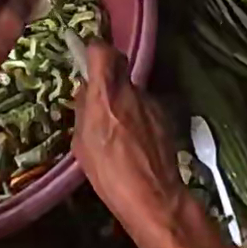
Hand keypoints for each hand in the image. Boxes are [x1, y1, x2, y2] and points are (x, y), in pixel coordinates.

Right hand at [75, 42, 204, 247]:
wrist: (153, 197)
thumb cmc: (108, 173)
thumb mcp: (81, 143)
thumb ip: (83, 111)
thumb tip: (85, 92)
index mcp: (105, 95)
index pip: (101, 51)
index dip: (93, 50)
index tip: (86, 57)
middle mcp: (131, 92)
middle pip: (119, 66)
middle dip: (108, 74)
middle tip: (98, 93)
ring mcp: (152, 103)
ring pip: (133, 89)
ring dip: (123, 99)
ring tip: (117, 128)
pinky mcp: (165, 117)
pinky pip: (145, 107)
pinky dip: (138, 115)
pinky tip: (134, 140)